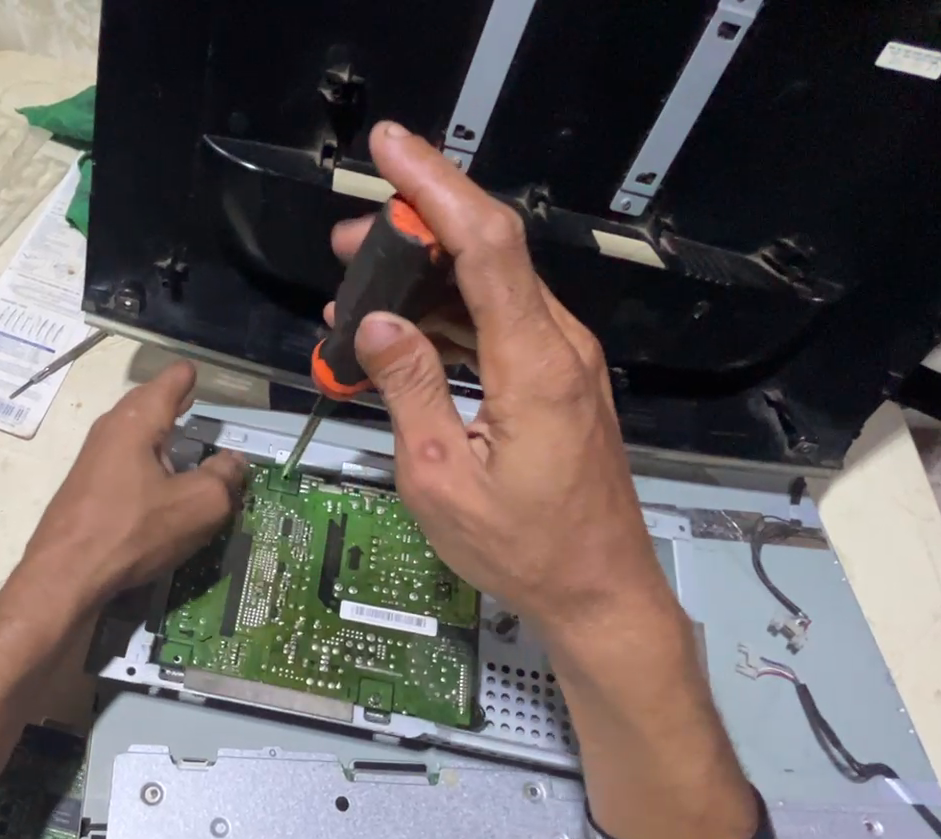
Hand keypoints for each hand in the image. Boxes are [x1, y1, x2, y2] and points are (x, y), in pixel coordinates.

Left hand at [15, 361, 245, 610]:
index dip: (192, 378)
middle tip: (198, 407)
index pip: (171, 380)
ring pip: (135, 436)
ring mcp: (93, 460)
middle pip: (148, 404)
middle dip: (175, 404)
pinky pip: (125, 464)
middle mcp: (111, 429)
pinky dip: (147, 465)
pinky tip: (159, 487)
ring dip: (161, 438)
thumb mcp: (198, 505)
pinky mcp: (87, 490)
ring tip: (186, 447)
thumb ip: (224, 477)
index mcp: (137, 420)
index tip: (203, 379)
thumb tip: (234, 461)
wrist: (66, 575)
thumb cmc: (134, 530)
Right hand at [327, 122, 675, 636]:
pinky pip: (498, 328)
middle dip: (415, 231)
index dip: (435, 186)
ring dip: (424, 279)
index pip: (486, 245)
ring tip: (355, 286)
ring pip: (490, 289)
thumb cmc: (520, 547)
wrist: (598, 588)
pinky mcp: (557, 382)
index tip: (387, 149)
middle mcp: (558, 345)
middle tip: (342, 244)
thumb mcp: (442, 478)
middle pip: (488, 253)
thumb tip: (378, 322)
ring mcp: (563, 362)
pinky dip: (447, 321)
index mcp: (533, 364)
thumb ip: (411, 391)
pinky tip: (399, 334)